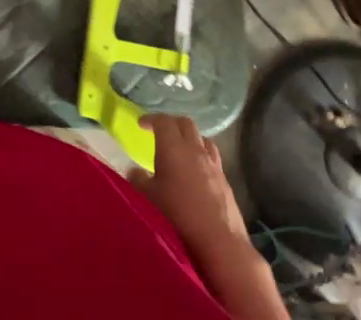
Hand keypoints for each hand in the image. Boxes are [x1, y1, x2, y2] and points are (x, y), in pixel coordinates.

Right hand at [131, 114, 248, 260]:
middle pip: (186, 123)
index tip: (141, 124)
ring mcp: (214, 164)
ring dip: (189, 138)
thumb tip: (135, 172)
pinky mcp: (225, 180)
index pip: (163, 121)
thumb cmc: (176, 215)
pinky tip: (196, 172)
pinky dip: (201, 156)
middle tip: (159, 132)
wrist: (218, 241)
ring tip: (180, 149)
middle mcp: (195, 150)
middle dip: (171, 123)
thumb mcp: (147, 197)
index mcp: (173, 147)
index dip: (151, 119)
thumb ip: (138, 180)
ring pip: (202, 139)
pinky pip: (212, 157)